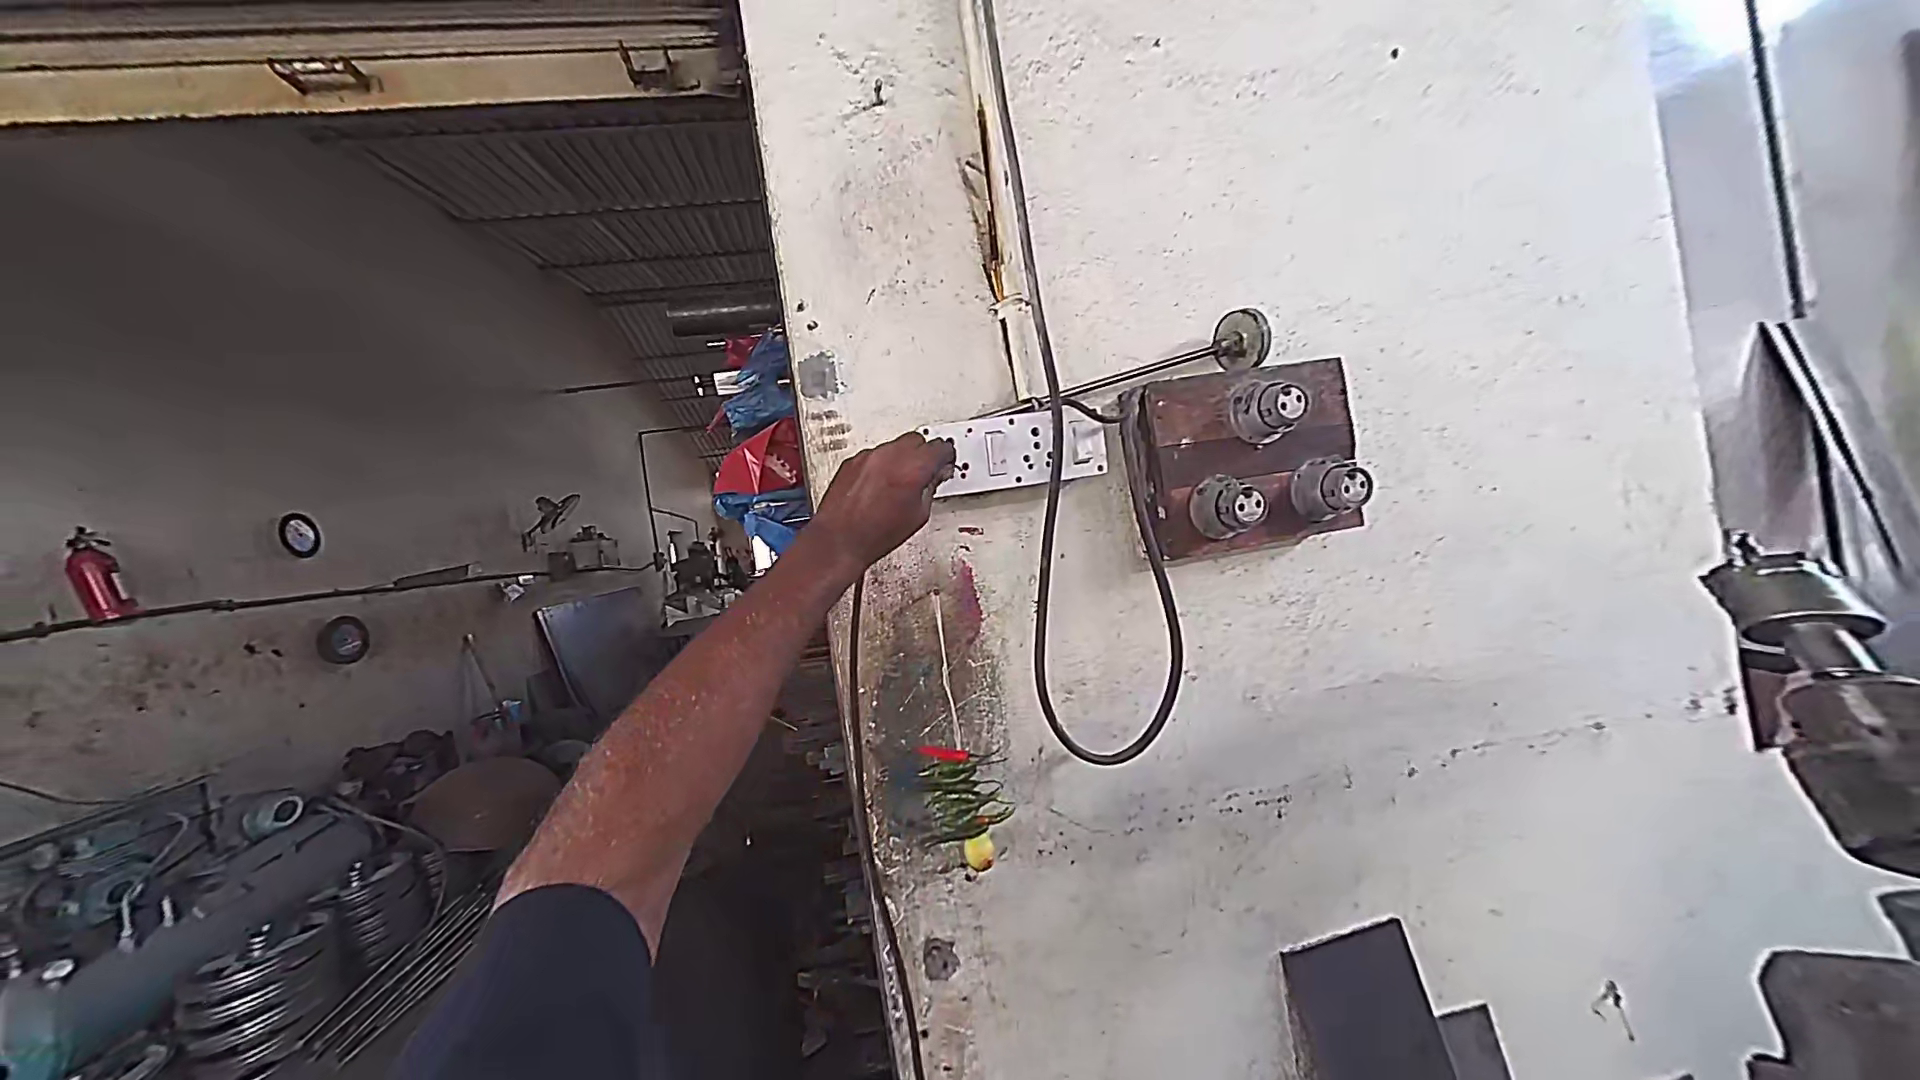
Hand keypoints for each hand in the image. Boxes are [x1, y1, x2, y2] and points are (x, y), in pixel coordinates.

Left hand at [807, 431, 955, 580]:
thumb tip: (935, 476)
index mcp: (912, 469)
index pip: (939, 448)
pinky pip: (875, 454)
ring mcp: (869, 457)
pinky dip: (882, 464)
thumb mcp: (918, 515)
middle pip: (917, 440)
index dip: (946, 456)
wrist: (840, 540)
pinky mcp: (853, 461)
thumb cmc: (875, 534)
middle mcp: (890, 457)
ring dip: (902, 458)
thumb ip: (930, 488)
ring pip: (895, 445)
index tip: (946, 462)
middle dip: (924, 454)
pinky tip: (881, 485)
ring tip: (901, 482)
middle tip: (926, 471)